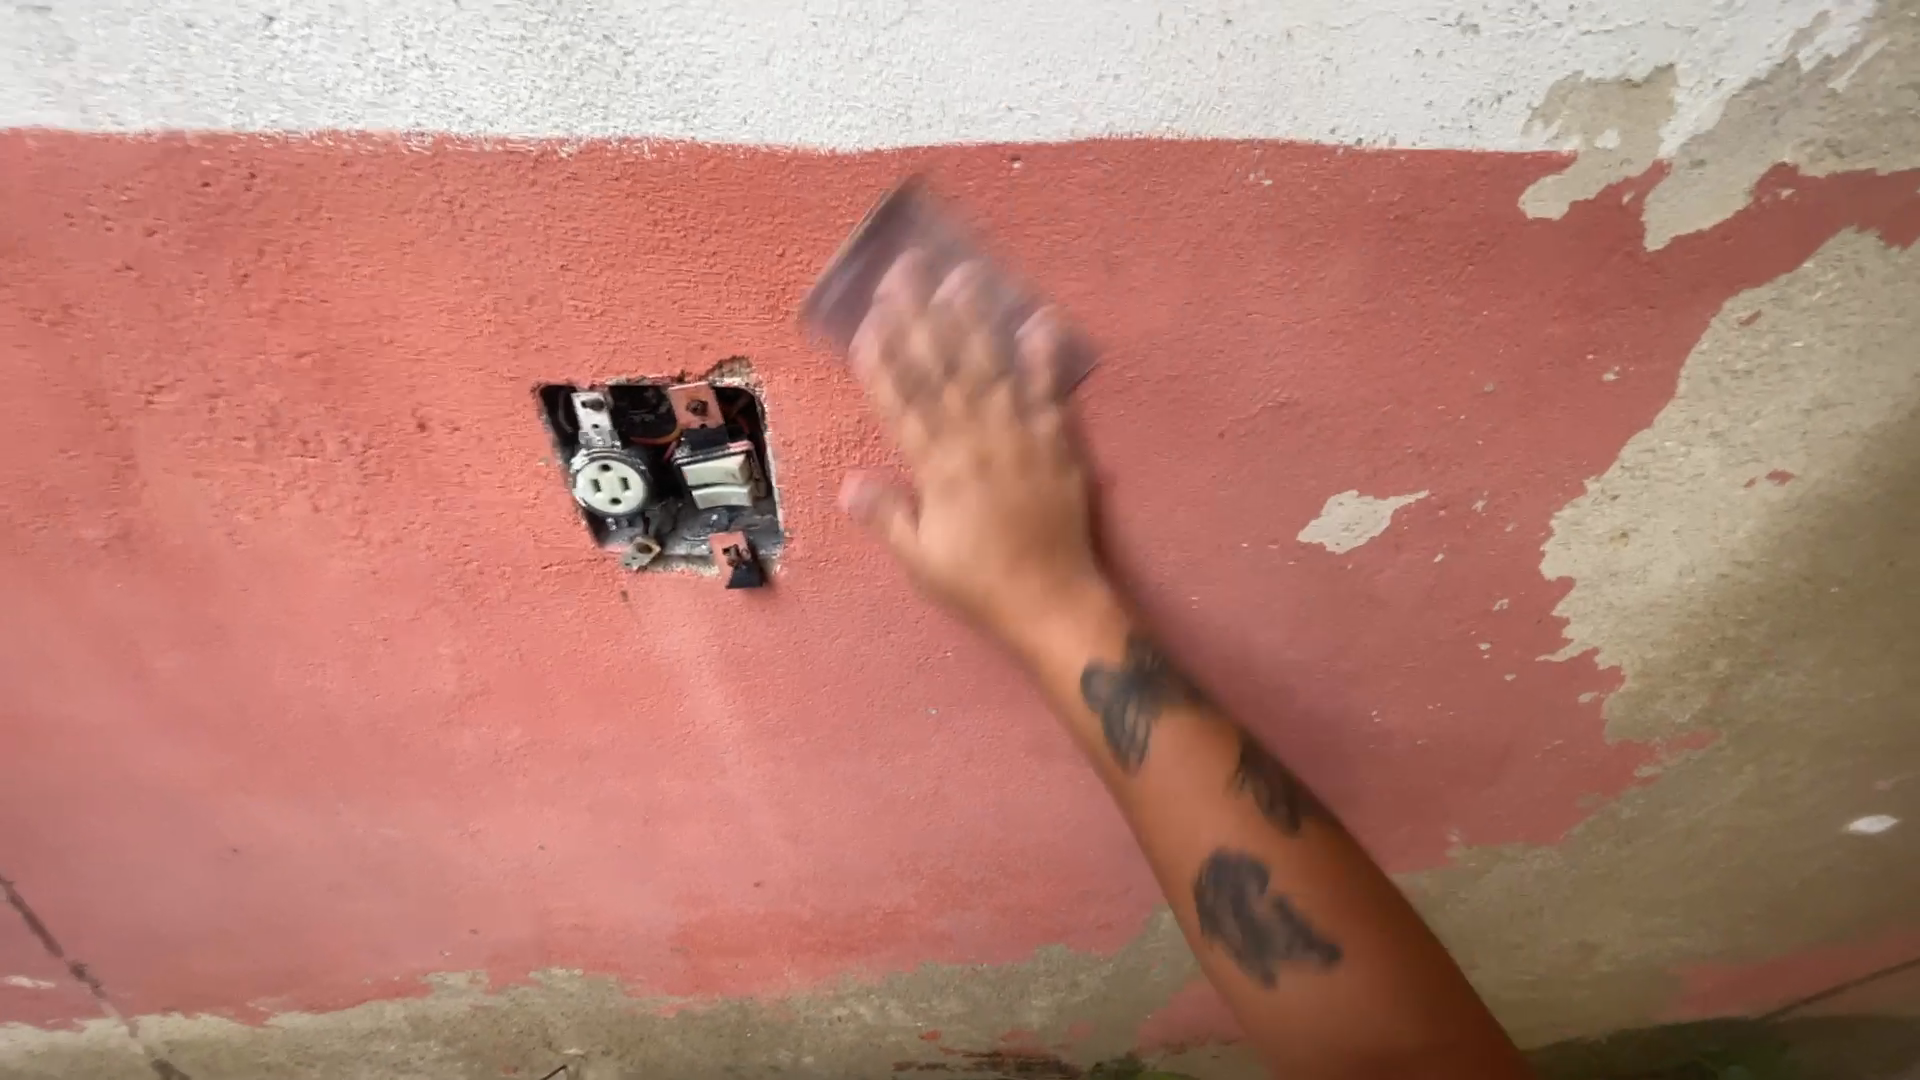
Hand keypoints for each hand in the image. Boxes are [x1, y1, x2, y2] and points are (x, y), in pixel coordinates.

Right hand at [840, 253, 1109, 640]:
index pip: (902, 403)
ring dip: (974, 322)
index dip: (883, 360)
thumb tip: (847, 482)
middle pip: (942, 372)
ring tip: (959, 277)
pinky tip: (1038, 320)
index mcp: (937, 470)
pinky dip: (1045, 356)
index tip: (868, 320)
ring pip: (992, 370)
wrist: (1053, 600)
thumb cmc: (980, 583)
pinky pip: (1050, 393)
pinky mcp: (1058, 444)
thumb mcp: (921, 560)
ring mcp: (1020, 438)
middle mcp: (976, 442)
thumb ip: (887, 516)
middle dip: (920, 319)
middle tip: (905, 273)